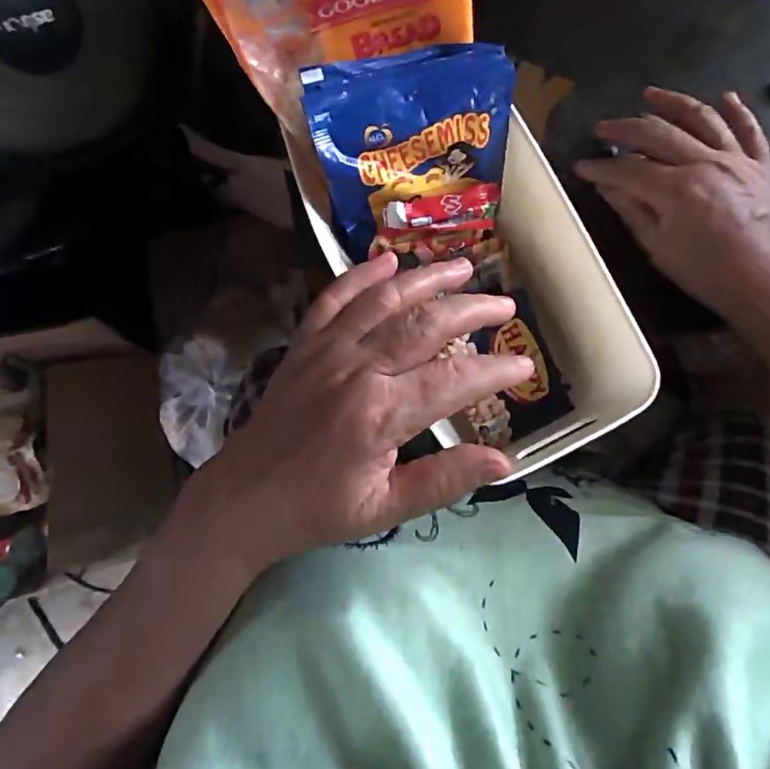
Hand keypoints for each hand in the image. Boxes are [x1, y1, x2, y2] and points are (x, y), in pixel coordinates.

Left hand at [168, 253, 534, 575]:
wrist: (244, 498)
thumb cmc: (319, 507)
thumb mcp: (385, 508)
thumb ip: (444, 481)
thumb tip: (504, 462)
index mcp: (380, 414)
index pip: (453, 380)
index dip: (494, 370)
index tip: (525, 366)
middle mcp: (356, 369)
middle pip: (425, 324)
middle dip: (472, 310)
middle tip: (506, 308)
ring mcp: (327, 349)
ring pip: (385, 300)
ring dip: (427, 279)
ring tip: (464, 267)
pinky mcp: (305, 343)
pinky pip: (334, 298)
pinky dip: (361, 274)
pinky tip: (388, 260)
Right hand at [574, 86, 769, 343]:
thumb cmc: (712, 276)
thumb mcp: (661, 249)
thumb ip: (633, 212)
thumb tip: (608, 186)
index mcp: (677, 189)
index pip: (629, 169)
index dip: (601, 168)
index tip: (581, 167)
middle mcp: (706, 163)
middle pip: (658, 134)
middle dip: (625, 128)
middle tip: (602, 127)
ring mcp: (737, 161)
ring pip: (701, 119)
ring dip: (673, 103)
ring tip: (649, 94)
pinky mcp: (761, 167)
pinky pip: (749, 131)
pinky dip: (737, 112)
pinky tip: (726, 96)